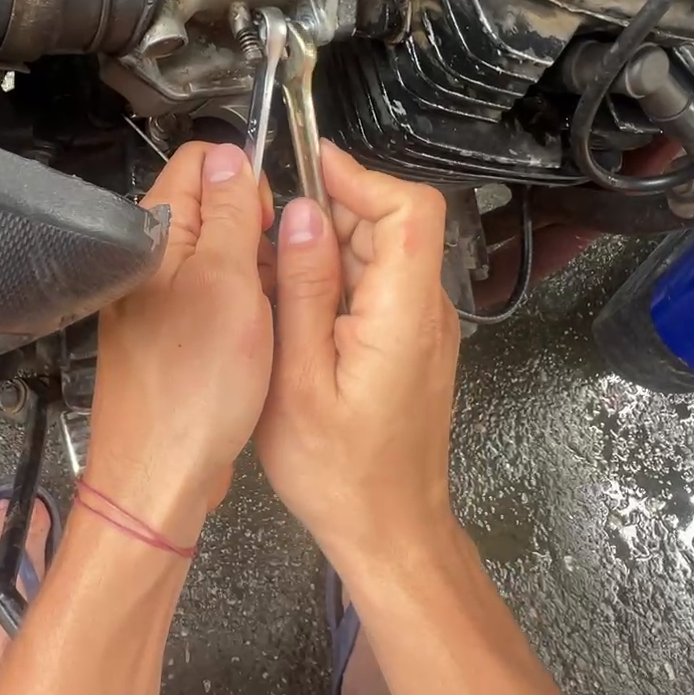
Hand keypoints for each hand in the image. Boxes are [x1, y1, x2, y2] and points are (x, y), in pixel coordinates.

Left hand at [88, 142, 272, 546]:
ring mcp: (160, 295)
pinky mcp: (173, 330)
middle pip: (213, 207)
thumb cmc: (194, 385)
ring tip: (262, 317)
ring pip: (221, 256)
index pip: (200, 162)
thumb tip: (230, 155)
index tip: (266, 224)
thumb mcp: (227, 282)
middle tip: (266, 281)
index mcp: (155, 232)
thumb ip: (229, 212)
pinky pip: (216, 297)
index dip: (243, 180)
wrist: (161, 473)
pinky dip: (241, 308)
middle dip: (252, 233)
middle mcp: (151, 257)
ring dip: (251, 275)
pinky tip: (252, 339)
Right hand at [256, 140, 460, 565]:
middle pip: (391, 223)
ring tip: (272, 266)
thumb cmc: (337, 470)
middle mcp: (425, 309)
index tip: (309, 166)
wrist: (388, 528)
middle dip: (330, 209)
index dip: (362, 177)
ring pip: (381, 249)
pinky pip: (378, 281)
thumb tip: (300, 215)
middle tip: (268, 229)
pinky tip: (295, 299)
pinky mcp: (410, 339)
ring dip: (328, 241)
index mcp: (402, 314)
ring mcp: (423, 324)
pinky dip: (337, 272)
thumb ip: (302, 292)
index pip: (409, 211)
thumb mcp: (297, 380)